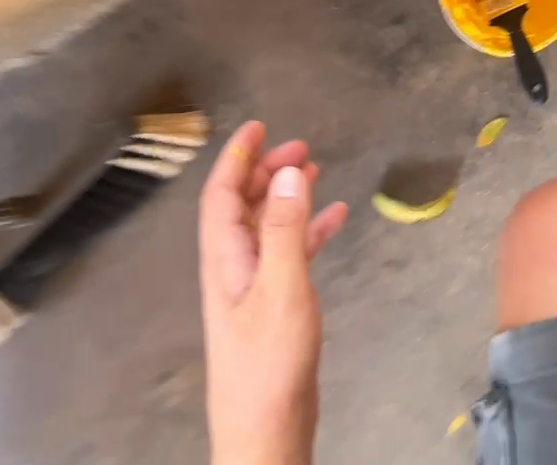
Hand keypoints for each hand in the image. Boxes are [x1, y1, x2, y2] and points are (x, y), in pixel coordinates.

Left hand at [200, 121, 350, 464]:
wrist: (267, 429)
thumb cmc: (270, 359)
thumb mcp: (282, 288)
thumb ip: (286, 230)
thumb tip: (290, 172)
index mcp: (225, 261)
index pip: (222, 198)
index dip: (236, 159)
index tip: (257, 126)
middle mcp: (234, 268)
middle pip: (244, 207)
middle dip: (266, 170)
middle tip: (301, 144)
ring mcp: (255, 287)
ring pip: (268, 226)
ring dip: (288, 195)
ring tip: (316, 169)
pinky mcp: (276, 304)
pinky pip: (291, 251)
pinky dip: (310, 229)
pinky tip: (334, 218)